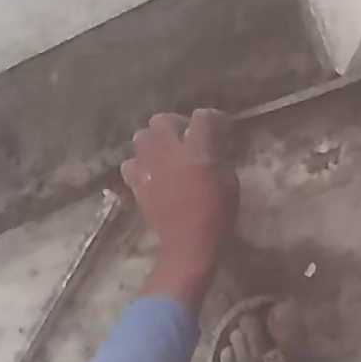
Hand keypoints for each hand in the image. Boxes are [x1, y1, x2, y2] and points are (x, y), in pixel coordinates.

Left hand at [121, 108, 235, 308]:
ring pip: (141, 137)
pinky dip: (139, 164)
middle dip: (175, 124)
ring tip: (164, 153)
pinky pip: (130, 163)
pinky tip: (150, 173)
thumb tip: (213, 146)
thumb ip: (220, 158)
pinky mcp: (136, 184)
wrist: (187, 245)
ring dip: (153, 141)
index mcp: (198, 150)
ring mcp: (149, 167)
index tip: (218, 126)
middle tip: (185, 137)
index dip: (212, 118)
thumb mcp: (230, 183)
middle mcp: (169, 151)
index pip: (203, 117)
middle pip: (162, 120)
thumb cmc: (216, 216)